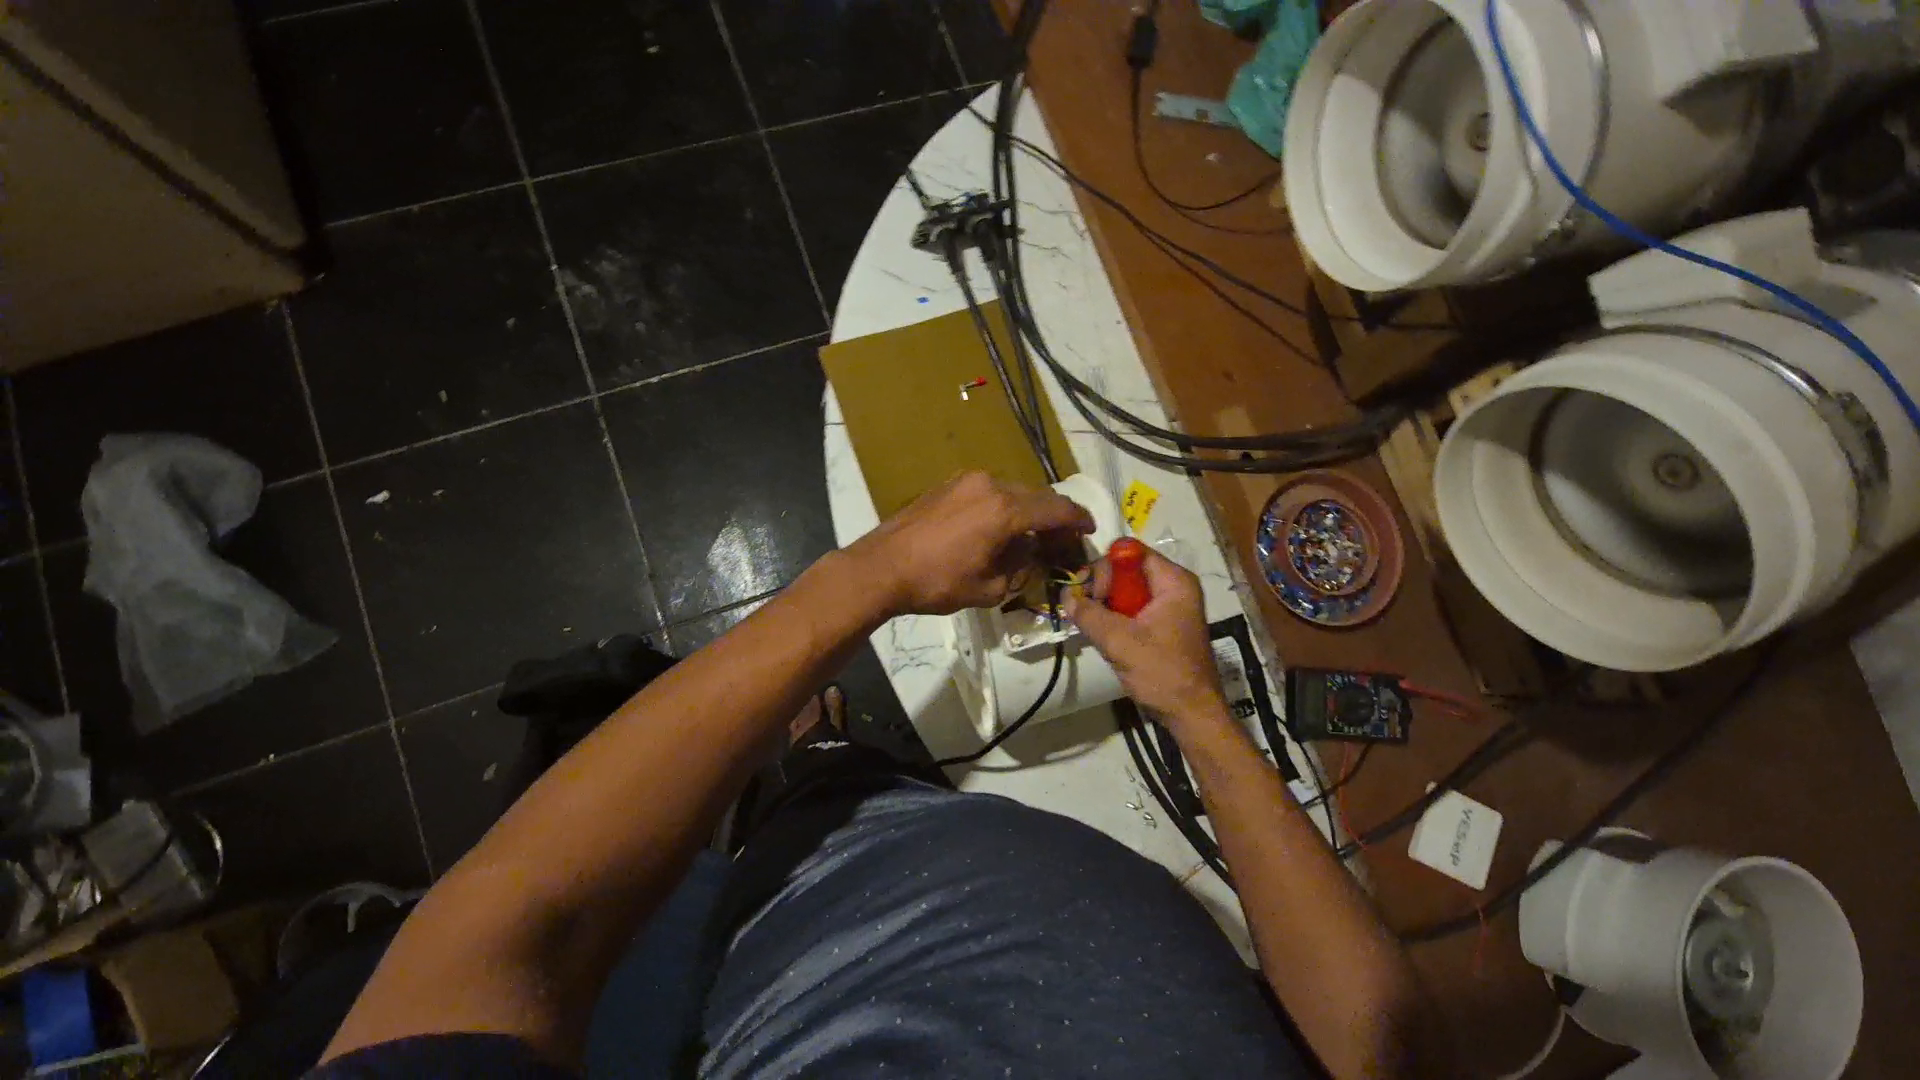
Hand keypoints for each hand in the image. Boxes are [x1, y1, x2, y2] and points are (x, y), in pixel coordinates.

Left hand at [847, 471, 1095, 616]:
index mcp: (1005, 509)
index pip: (1056, 508)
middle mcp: (990, 484)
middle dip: (1054, 517)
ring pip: (1013, 492)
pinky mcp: (948, 485)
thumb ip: (1022, 566)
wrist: (882, 567)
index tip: (1090, 530)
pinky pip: (989, 492)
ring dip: (1028, 511)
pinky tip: (1000, 529)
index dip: (1078, 519)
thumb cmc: (937, 583)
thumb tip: (1033, 551)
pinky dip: (1004, 507)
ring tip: (1031, 537)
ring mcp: (966, 480)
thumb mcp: (991, 588)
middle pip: (1036, 496)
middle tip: (1062, 540)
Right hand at [1065, 547, 1226, 723]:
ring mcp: (1168, 606)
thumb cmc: (1163, 673)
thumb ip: (1089, 615)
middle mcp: (1173, 587)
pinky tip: (1108, 639)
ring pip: (1124, 591)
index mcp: (1173, 581)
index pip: (1130, 551)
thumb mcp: (1120, 642)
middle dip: (1102, 589)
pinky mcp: (1161, 625)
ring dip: (1106, 608)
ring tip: (1096, 630)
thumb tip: (1065, 596)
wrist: (1191, 714)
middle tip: (1089, 615)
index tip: (1092, 595)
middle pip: (1126, 569)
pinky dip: (1115, 620)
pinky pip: (1130, 609)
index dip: (1106, 568)